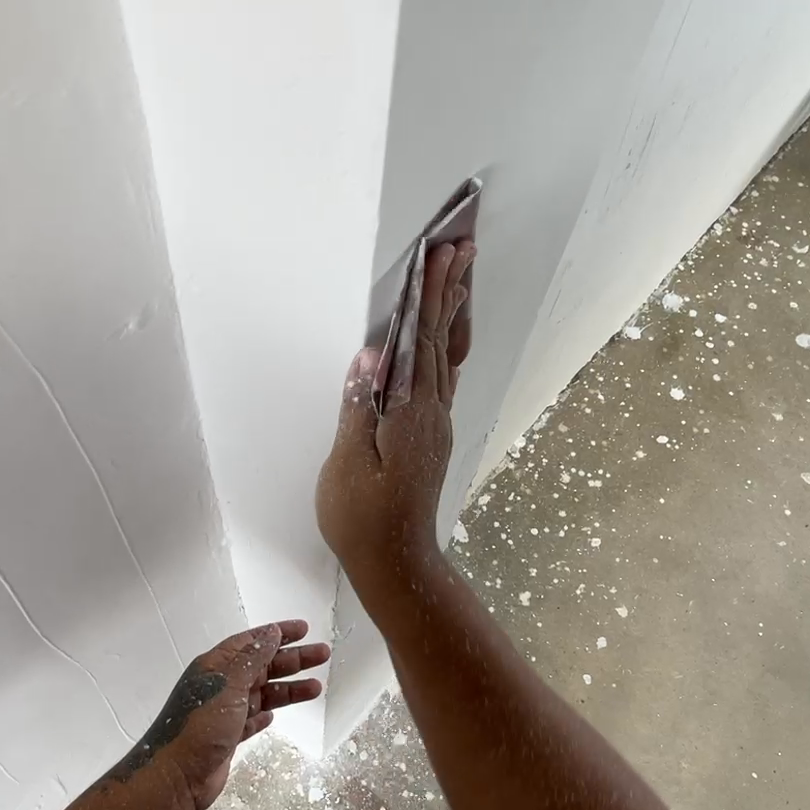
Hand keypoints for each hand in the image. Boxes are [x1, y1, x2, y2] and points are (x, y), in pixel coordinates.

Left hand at [123, 621, 329, 809]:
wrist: (177, 777)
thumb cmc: (201, 725)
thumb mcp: (228, 685)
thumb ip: (252, 658)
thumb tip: (272, 633)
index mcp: (216, 666)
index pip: (251, 642)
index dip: (278, 633)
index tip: (304, 629)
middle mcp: (221, 685)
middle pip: (263, 666)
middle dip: (292, 660)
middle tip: (322, 654)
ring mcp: (225, 712)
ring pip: (263, 693)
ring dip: (288, 689)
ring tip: (317, 688)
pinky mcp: (228, 737)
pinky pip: (252, 719)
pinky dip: (266, 714)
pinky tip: (277, 715)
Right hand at [316, 239, 474, 589]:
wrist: (395, 562)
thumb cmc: (361, 518)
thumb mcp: (347, 464)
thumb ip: (359, 407)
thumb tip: (369, 356)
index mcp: (409, 414)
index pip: (418, 341)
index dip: (428, 295)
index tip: (439, 253)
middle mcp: (431, 414)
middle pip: (440, 342)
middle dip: (449, 290)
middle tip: (462, 246)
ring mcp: (435, 426)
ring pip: (445, 359)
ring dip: (451, 316)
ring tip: (460, 278)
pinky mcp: (431, 439)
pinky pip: (442, 381)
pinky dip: (444, 350)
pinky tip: (444, 344)